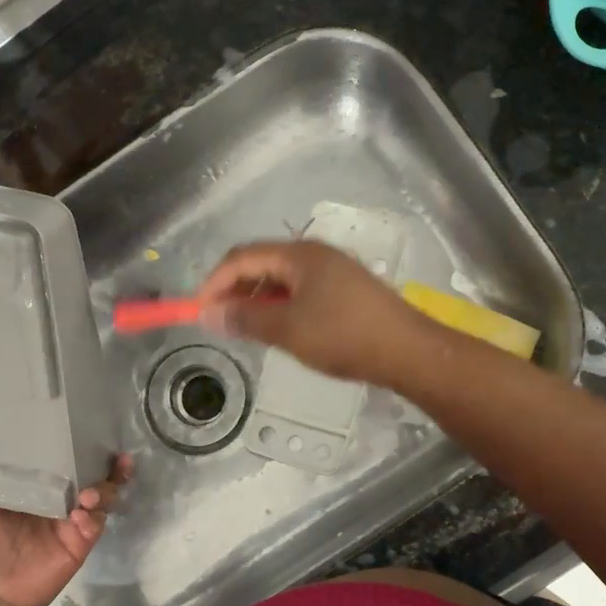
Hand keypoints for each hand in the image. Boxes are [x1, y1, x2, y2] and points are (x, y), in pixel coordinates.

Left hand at [0, 454, 132, 605]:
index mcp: (34, 484)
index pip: (61, 456)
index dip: (76, 443)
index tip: (86, 427)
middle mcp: (57, 497)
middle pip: (91, 472)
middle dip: (107, 464)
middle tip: (118, 457)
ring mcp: (71, 520)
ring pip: (102, 494)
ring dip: (105, 488)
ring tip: (91, 494)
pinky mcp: (81, 541)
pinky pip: (97, 522)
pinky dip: (93, 517)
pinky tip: (79, 517)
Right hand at [195, 240, 432, 382]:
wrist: (407, 351)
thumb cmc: (344, 336)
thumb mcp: (287, 329)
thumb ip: (245, 318)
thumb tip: (208, 313)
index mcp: (299, 255)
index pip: (242, 256)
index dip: (214, 281)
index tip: (198, 311)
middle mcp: (316, 255)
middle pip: (262, 264)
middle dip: (235, 291)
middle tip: (220, 323)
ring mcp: (335, 272)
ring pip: (282, 281)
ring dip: (258, 302)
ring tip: (246, 331)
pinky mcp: (347, 292)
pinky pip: (302, 292)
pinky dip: (282, 308)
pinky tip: (281, 332)